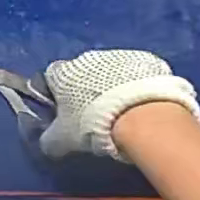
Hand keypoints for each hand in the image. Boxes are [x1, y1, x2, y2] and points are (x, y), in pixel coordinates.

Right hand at [39, 51, 199, 160]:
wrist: (144, 116)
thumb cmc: (92, 123)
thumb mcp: (61, 139)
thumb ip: (49, 138)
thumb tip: (48, 142)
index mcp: (61, 72)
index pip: (51, 76)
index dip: (56, 93)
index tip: (64, 109)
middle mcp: (88, 59)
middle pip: (82, 72)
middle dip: (86, 88)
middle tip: (94, 113)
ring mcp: (121, 56)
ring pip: (112, 71)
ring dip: (113, 86)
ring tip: (123, 111)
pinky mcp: (151, 61)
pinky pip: (139, 73)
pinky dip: (138, 86)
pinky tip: (142, 105)